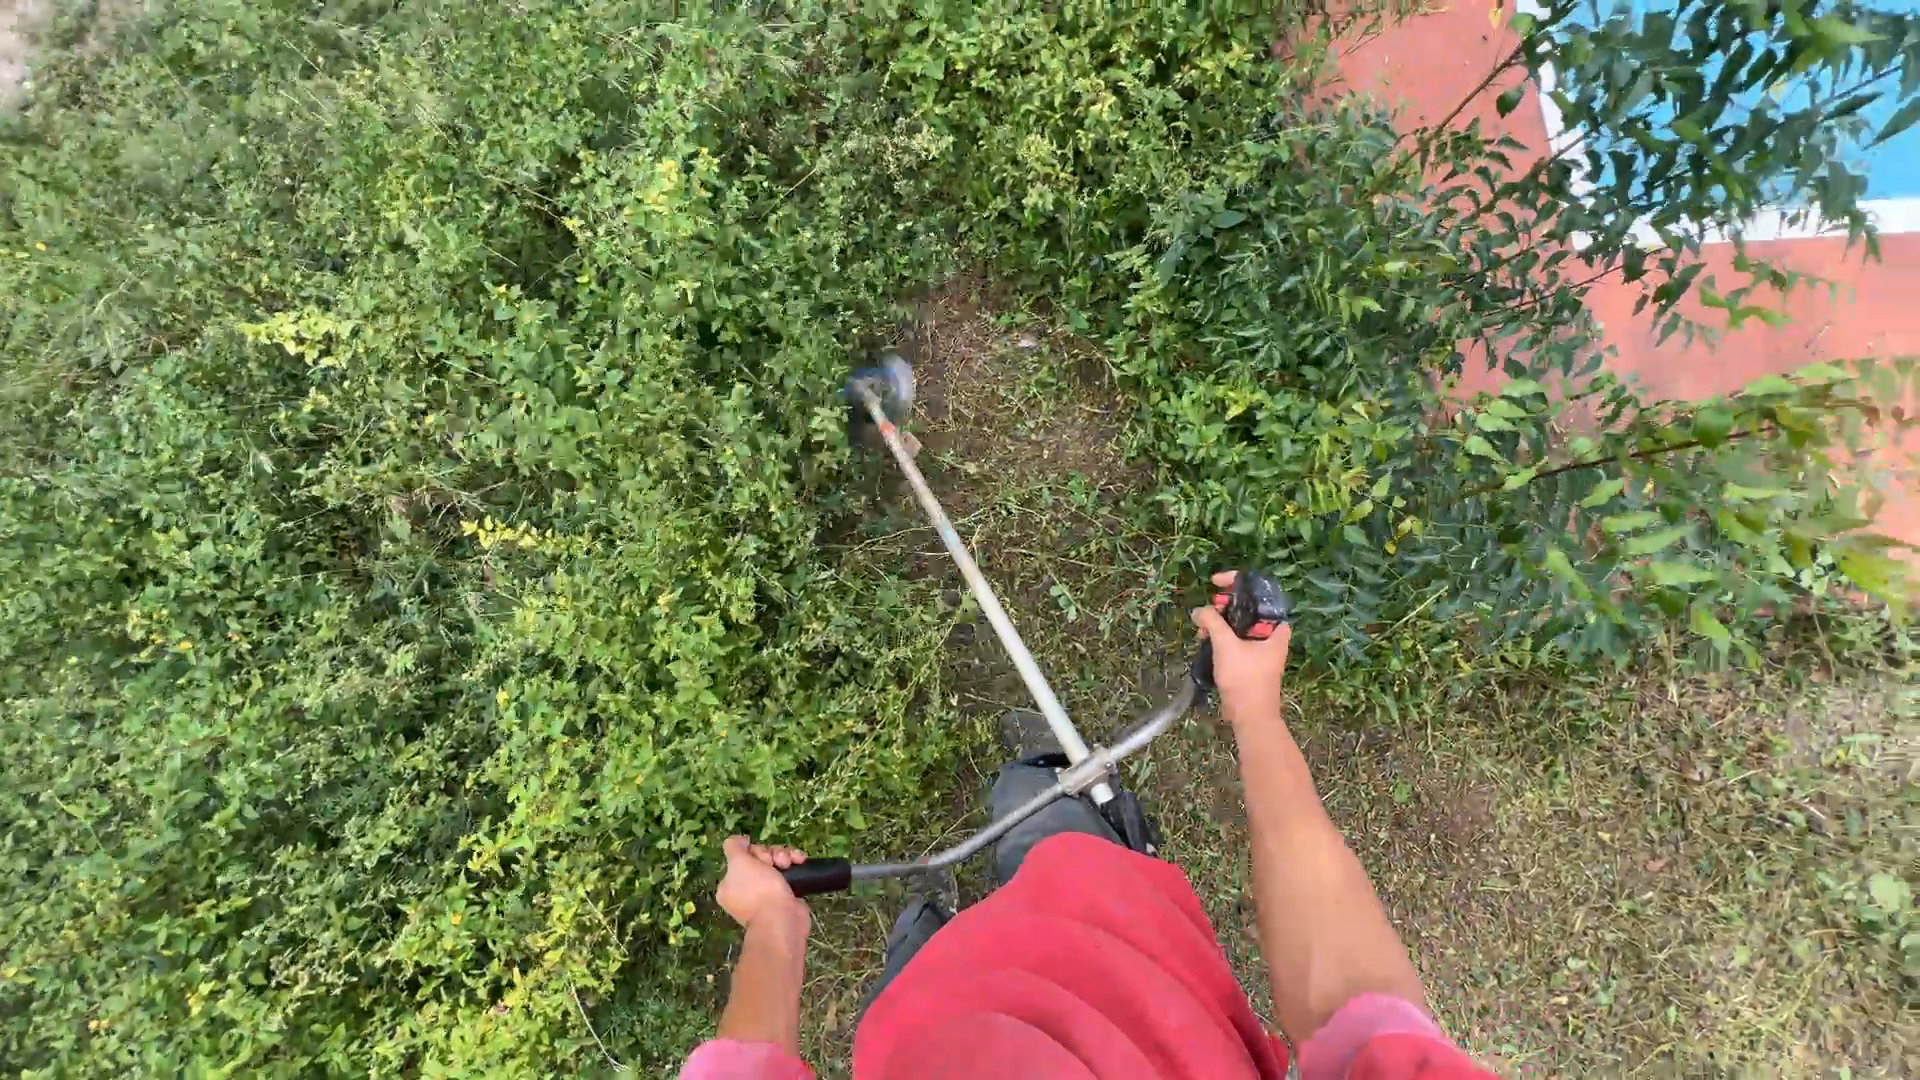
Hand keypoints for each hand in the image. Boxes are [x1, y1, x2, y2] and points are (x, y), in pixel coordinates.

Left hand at [716, 836, 810, 931]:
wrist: (782, 919)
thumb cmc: (758, 890)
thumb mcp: (738, 863)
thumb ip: (733, 847)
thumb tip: (741, 840)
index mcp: (730, 885)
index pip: (742, 857)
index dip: (753, 852)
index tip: (759, 858)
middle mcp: (746, 889)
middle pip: (760, 858)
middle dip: (771, 854)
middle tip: (776, 862)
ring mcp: (765, 892)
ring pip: (775, 861)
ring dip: (784, 856)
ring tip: (791, 862)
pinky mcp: (783, 894)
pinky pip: (788, 870)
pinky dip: (794, 863)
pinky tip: (800, 860)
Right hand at [1191, 570, 1292, 718]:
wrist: (1250, 715)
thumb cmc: (1244, 678)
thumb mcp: (1226, 645)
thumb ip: (1212, 622)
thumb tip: (1199, 611)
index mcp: (1275, 626)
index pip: (1259, 593)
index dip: (1236, 583)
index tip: (1215, 582)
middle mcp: (1271, 633)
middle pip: (1246, 607)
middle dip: (1223, 606)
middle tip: (1208, 608)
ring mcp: (1261, 647)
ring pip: (1238, 624)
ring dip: (1219, 622)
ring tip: (1202, 628)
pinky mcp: (1251, 659)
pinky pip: (1235, 638)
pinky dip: (1221, 636)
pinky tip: (1206, 640)